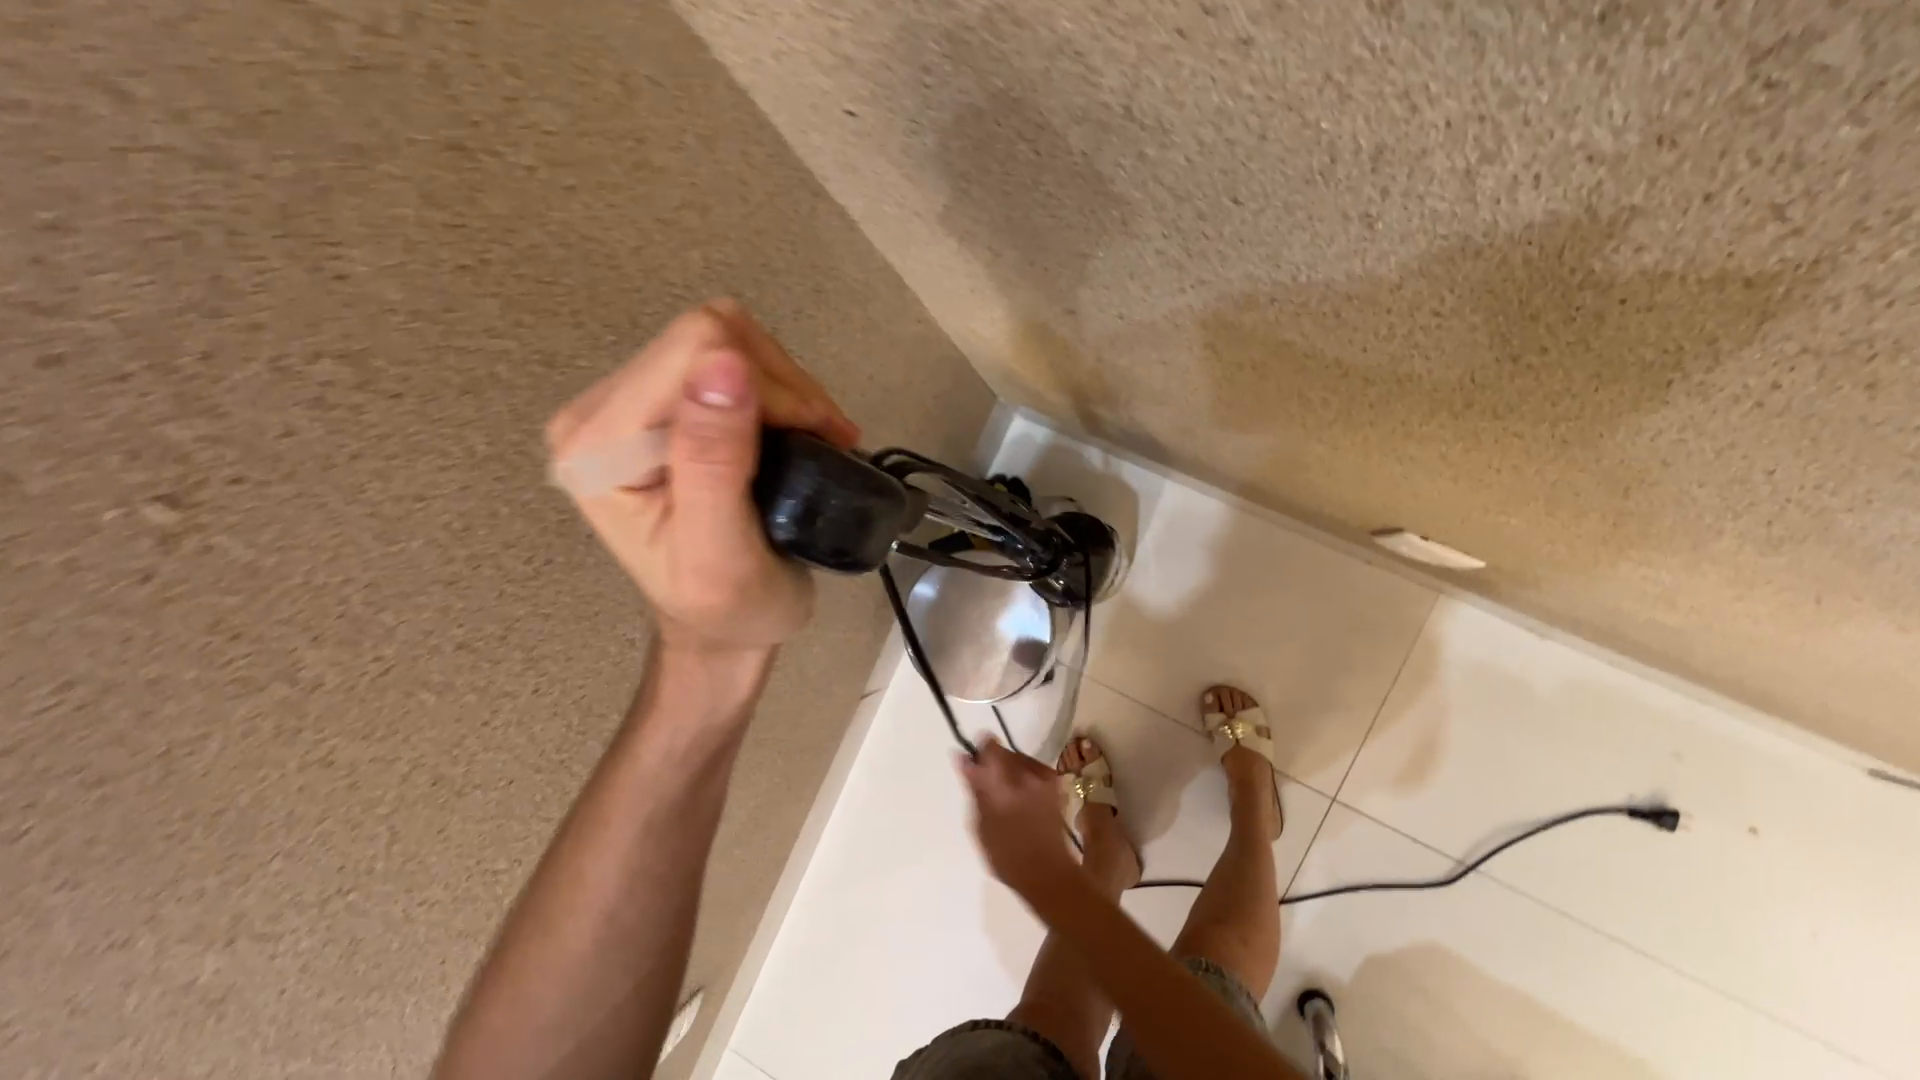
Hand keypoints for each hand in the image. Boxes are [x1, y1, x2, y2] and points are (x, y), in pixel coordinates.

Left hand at [545, 300, 859, 651]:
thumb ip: (713, 462)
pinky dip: (782, 388)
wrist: (724, 627)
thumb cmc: (728, 608)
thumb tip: (721, 363)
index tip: (812, 441)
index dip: (767, 388)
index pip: (690, 353)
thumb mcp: (721, 552)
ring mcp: (632, 402)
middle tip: (823, 443)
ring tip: (820, 440)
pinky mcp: (666, 403)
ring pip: (728, 336)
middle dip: (782, 386)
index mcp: (598, 444)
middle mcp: (600, 410)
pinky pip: (734, 356)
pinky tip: (804, 430)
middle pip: (708, 335)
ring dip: (789, 386)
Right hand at [960, 739, 1080, 900]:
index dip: (979, 752)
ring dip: (1009, 770)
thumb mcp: (980, 825)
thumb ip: (974, 787)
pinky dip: (1024, 777)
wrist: (1047, 872)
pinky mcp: (1056, 784)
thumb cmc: (1006, 855)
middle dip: (992, 763)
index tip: (974, 766)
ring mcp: (1044, 778)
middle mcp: (1026, 774)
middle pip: (1003, 751)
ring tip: (1006, 798)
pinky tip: (1022, 798)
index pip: (989, 747)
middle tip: (988, 790)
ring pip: (1018, 759)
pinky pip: (1032, 768)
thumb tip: (962, 757)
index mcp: (1002, 785)